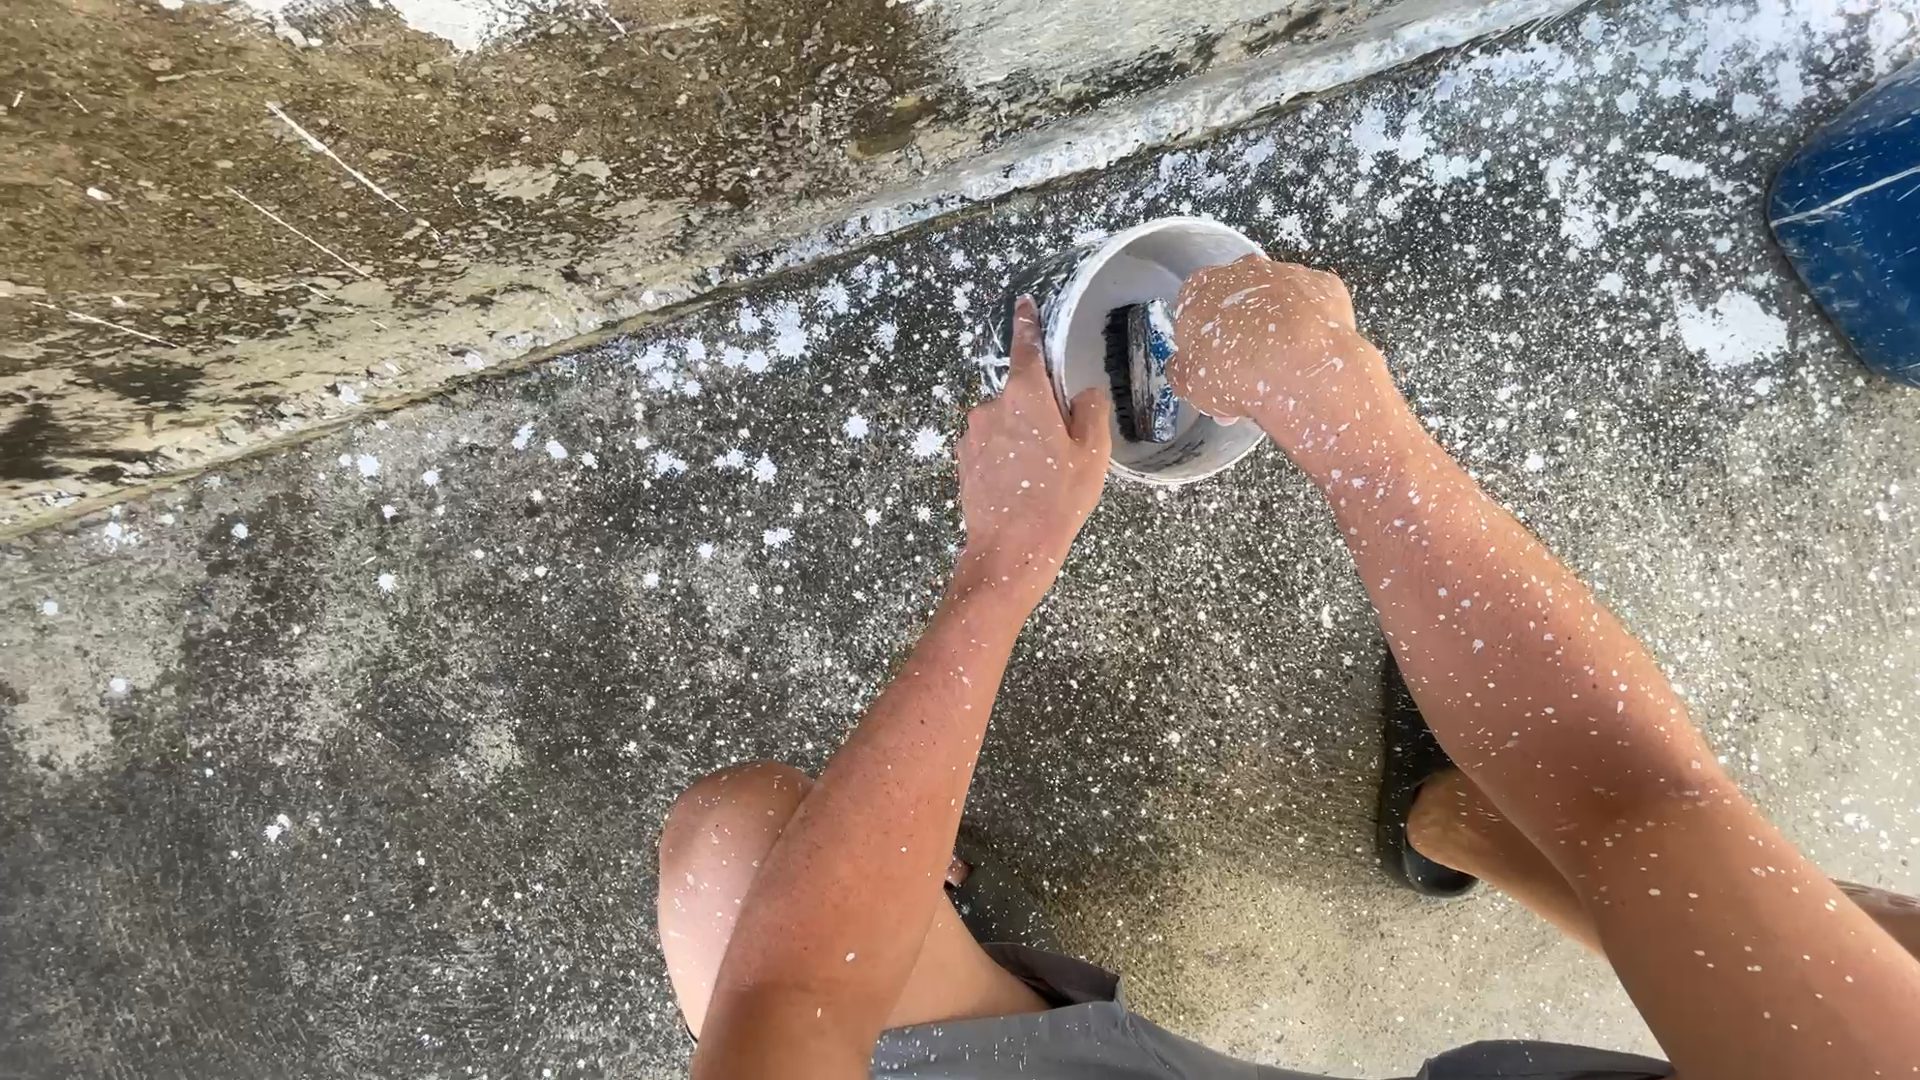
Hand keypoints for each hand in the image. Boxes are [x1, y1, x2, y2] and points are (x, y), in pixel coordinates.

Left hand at [955, 295, 1110, 598]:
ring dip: (1020, 436)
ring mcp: (971, 434)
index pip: (1026, 346)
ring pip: (1004, 422)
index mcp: (1024, 395)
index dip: (1028, 322)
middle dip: (1039, 411)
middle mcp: (991, 406)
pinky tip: (1019, 485)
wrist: (1010, 549)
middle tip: (1059, 449)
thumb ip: (1089, 410)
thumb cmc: (1056, 500)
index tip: (1025, 304)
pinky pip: (990, 444)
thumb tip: (1081, 394)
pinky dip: (1004, 455)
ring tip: (1038, 476)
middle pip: (1020, 394)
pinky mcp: (962, 459)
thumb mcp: (1092, 453)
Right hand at [1168, 255, 1404, 465]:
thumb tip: (1181, 370)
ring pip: (1272, 301)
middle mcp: (1242, 272)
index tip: (1204, 357)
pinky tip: (1301, 356)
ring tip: (1273, 370)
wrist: (1300, 370)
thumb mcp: (1189, 385)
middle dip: (1235, 330)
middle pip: (1233, 298)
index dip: (1197, 335)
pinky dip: (1305, 327)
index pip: (1189, 304)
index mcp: (1200, 290)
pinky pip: (1308, 306)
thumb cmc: (1240, 371)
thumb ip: (1180, 370)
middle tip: (1238, 367)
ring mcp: (1284, 274)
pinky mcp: (1321, 286)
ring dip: (1271, 329)